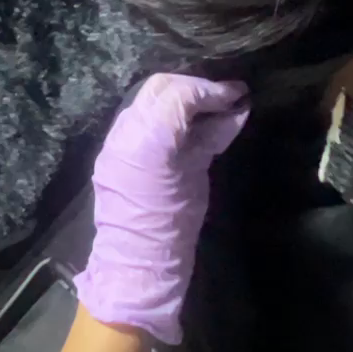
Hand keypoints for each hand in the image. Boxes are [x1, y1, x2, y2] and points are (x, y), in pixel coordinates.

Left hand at [73, 74, 248, 343]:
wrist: (135, 264)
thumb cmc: (173, 227)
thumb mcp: (197, 179)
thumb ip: (211, 139)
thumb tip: (237, 110)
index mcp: (147, 141)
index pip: (178, 93)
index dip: (211, 89)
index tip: (239, 95)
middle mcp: (126, 132)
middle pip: (160, 87)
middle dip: (194, 87)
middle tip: (226, 97)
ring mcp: (115, 140)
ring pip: (149, 99)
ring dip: (181, 96)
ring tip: (212, 106)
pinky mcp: (113, 150)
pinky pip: (142, 117)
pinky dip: (167, 113)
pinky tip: (190, 123)